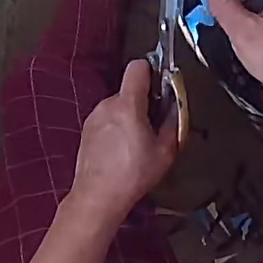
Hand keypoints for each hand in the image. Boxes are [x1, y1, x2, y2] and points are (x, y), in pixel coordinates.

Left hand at [69, 60, 178, 218]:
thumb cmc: (131, 175)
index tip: (161, 86)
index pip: (138, 67)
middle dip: (144, 103)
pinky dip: (116, 128)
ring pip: (118, 106)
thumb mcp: (165, 151)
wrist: (98, 195)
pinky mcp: (87, 130)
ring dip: (130, 117)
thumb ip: (173, 122)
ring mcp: (94, 117)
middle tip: (154, 126)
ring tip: (138, 143)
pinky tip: (123, 150)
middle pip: (130, 90)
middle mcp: (107, 105)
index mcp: (127, 105)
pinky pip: (107, 119)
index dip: (152, 71)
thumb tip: (175, 107)